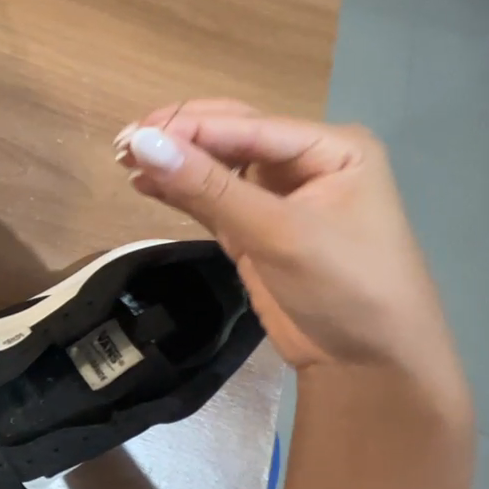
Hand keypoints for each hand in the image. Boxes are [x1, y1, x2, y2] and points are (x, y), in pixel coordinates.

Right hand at [116, 101, 461, 388]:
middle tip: (120, 146)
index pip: (246, 125)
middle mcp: (304, 160)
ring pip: (213, 164)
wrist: (368, 363)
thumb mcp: (277, 233)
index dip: (187, 128)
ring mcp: (277, 193)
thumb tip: (141, 144)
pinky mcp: (252, 225)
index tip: (129, 138)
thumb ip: (208, 187)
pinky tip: (142, 185)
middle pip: (228, 134)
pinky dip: (175, 189)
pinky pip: (207, 196)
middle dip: (176, 137)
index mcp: (331, 148)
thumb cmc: (345, 287)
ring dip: (171, 162)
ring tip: (121, 164)